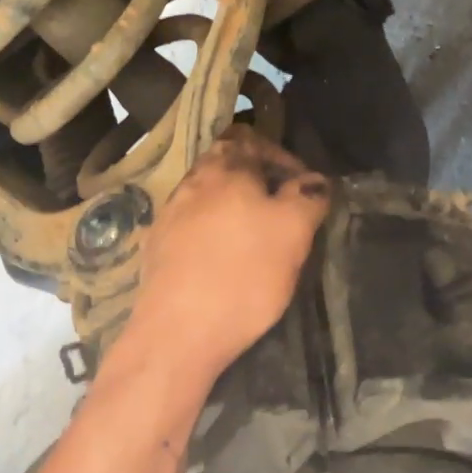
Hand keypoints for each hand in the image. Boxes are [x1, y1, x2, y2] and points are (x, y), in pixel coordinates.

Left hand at [115, 127, 331, 380]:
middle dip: (256, 182)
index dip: (278, 153)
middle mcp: (190, 183)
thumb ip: (309, 195)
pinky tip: (226, 262)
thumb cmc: (243, 273)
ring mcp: (167, 218)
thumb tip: (315, 180)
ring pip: (207, 197)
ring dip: (234, 208)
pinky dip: (213, 234)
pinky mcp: (156, 252)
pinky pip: (191, 227)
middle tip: (283, 211)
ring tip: (258, 239)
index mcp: (224, 168)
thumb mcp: (294, 230)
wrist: (177, 335)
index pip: (248, 137)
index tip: (300, 184)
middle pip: (225, 165)